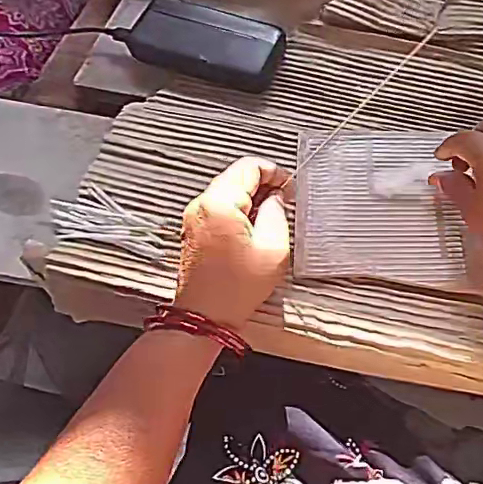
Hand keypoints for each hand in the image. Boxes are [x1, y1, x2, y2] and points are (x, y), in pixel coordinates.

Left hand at [173, 157, 291, 327]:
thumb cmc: (235, 289)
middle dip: (264, 184)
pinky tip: (254, 229)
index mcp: (220, 204)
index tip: (288, 187)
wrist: (205, 316)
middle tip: (284, 201)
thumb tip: (277, 198)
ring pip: (228, 190)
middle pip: (237, 176)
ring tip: (271, 218)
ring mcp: (195, 217)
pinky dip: (239, 210)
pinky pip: (220, 207)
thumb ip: (277, 213)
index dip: (275, 172)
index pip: (249, 167)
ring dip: (252, 197)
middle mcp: (202, 205)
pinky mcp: (194, 230)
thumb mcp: (273, 248)